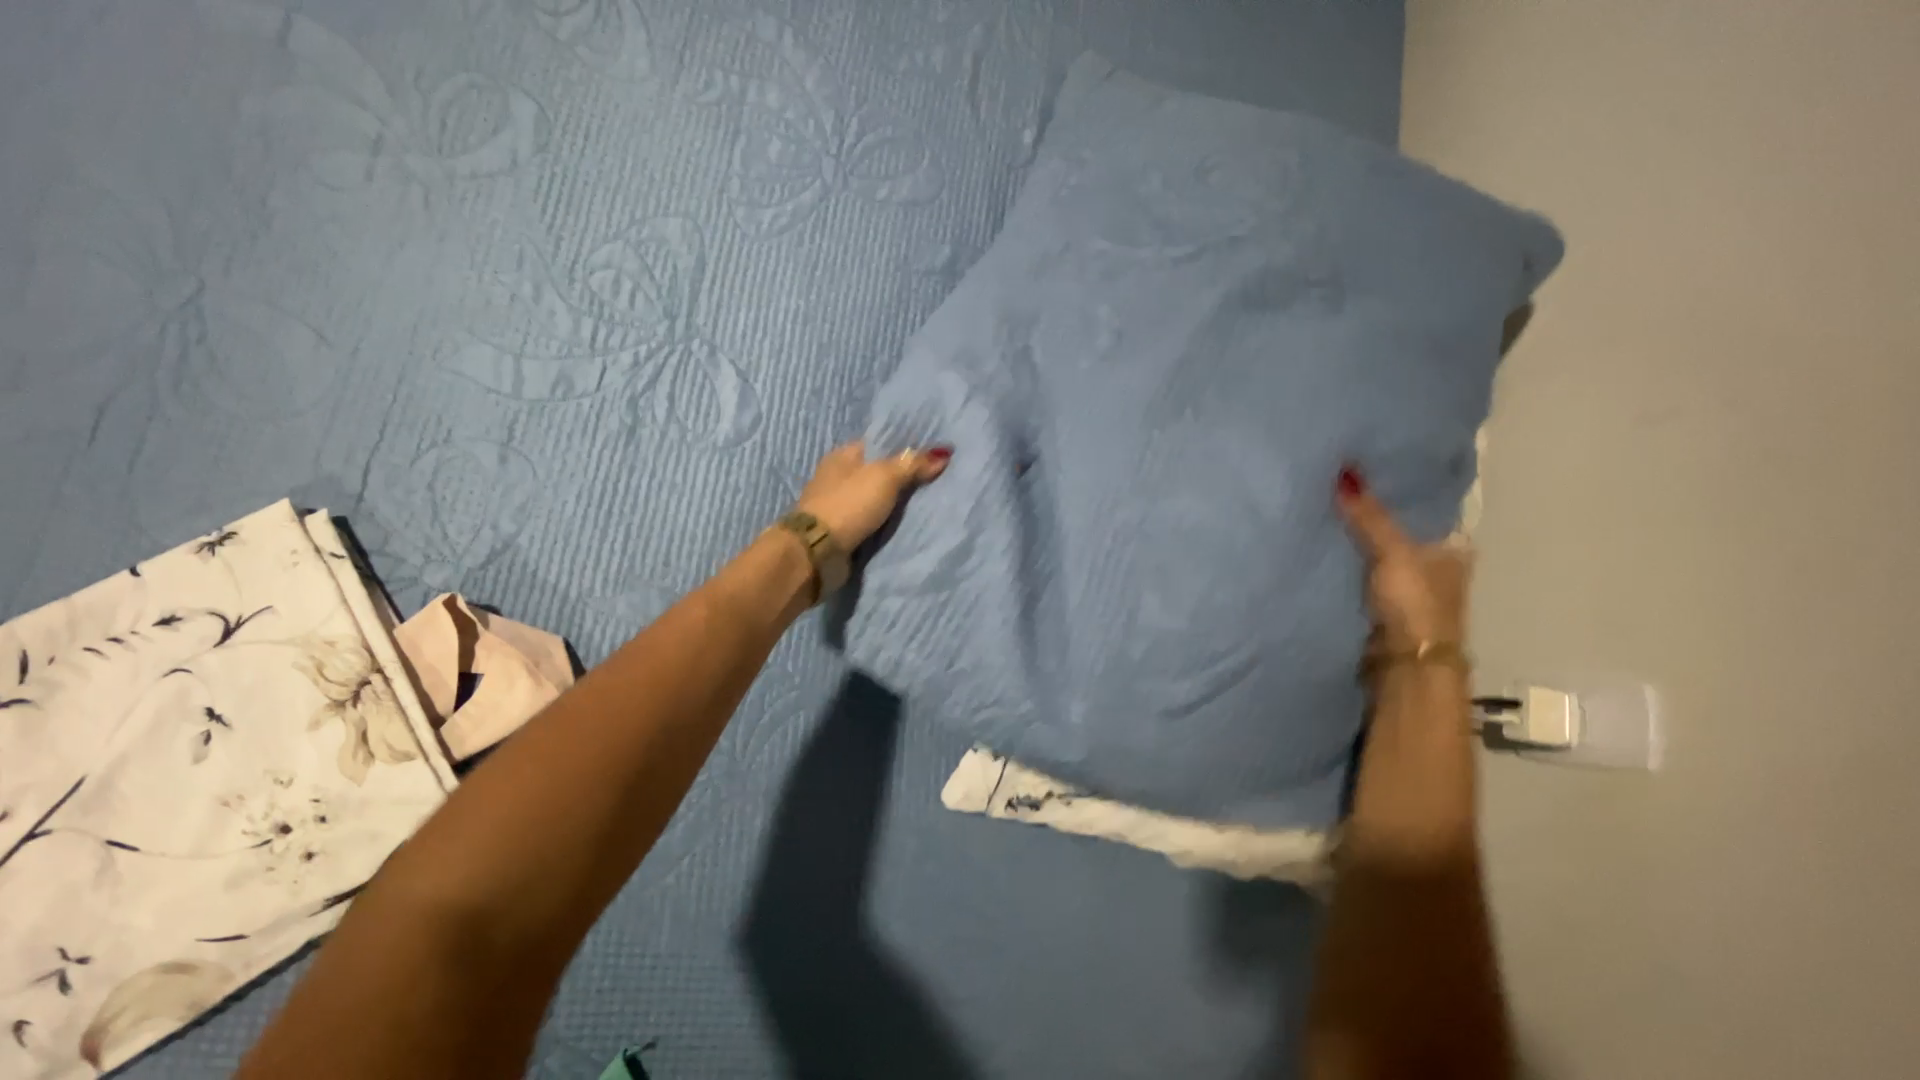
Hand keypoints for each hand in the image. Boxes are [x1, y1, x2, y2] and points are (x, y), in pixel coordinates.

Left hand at [793, 441, 951, 548]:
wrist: (817, 552)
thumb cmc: (849, 505)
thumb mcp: (885, 477)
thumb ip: (913, 464)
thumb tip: (944, 453)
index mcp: (842, 455)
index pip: (878, 445)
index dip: (903, 449)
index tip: (931, 457)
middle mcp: (837, 477)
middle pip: (876, 473)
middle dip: (900, 479)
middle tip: (934, 482)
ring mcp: (837, 506)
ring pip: (873, 499)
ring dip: (892, 504)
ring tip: (926, 505)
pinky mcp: (840, 531)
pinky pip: (869, 522)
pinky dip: (883, 524)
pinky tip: (903, 525)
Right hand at [1335, 465, 1471, 652]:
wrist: (1406, 666)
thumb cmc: (1415, 602)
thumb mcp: (1392, 550)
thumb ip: (1368, 514)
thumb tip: (1344, 470)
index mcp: (1455, 546)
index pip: (1427, 506)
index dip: (1401, 487)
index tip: (1368, 466)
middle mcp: (1438, 565)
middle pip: (1402, 530)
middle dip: (1374, 513)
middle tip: (1337, 484)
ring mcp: (1411, 590)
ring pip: (1381, 554)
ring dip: (1359, 541)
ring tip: (1325, 510)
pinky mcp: (1385, 610)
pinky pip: (1363, 576)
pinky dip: (1348, 565)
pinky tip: (1326, 549)